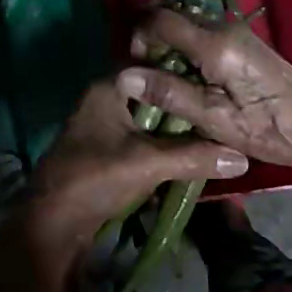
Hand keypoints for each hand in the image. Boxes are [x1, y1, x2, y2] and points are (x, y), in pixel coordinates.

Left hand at [11, 78, 248, 291]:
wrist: (50, 227)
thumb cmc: (95, 179)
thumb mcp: (150, 164)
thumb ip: (195, 156)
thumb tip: (241, 156)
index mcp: (109, 87)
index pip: (155, 64)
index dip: (187, 69)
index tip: (219, 78)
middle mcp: (105, 99)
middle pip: (155, 92)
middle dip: (185, 102)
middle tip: (222, 105)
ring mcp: (104, 126)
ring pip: (149, 117)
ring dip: (175, 126)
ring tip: (213, 127)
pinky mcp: (106, 150)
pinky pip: (142, 137)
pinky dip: (163, 143)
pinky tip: (189, 150)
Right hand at [116, 7, 291, 183]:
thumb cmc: (271, 131)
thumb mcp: (216, 120)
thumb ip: (170, 94)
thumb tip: (124, 76)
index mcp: (216, 43)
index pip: (161, 19)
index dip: (138, 38)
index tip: (134, 69)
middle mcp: (225, 26)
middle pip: (173, 17)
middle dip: (151, 41)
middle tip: (145, 78)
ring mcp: (237, 31)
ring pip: (188, 25)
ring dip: (169, 46)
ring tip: (164, 83)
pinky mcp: (245, 42)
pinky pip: (203, 34)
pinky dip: (187, 50)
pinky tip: (189, 80)